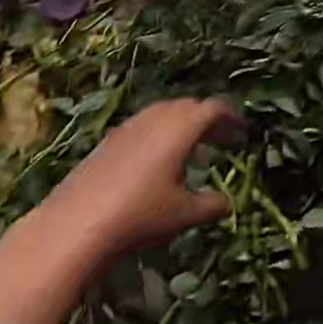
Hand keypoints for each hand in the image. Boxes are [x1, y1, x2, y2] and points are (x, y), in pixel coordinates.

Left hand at [0, 99, 238, 323]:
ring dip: (182, 122)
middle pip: (186, 106)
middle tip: (223, 138)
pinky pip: (145, 122)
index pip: (210, 109)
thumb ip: (210, 205)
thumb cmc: (141, 213)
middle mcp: (155, 117)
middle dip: (207, 118)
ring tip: (195, 145)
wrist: (81, 217)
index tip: (241, 129)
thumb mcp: (183, 214)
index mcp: (178, 128)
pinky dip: (162, 130)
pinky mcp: (112, 136)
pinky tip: (161, 155)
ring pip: (163, 112)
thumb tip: (227, 202)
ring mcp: (130, 124)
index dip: (228, 116)